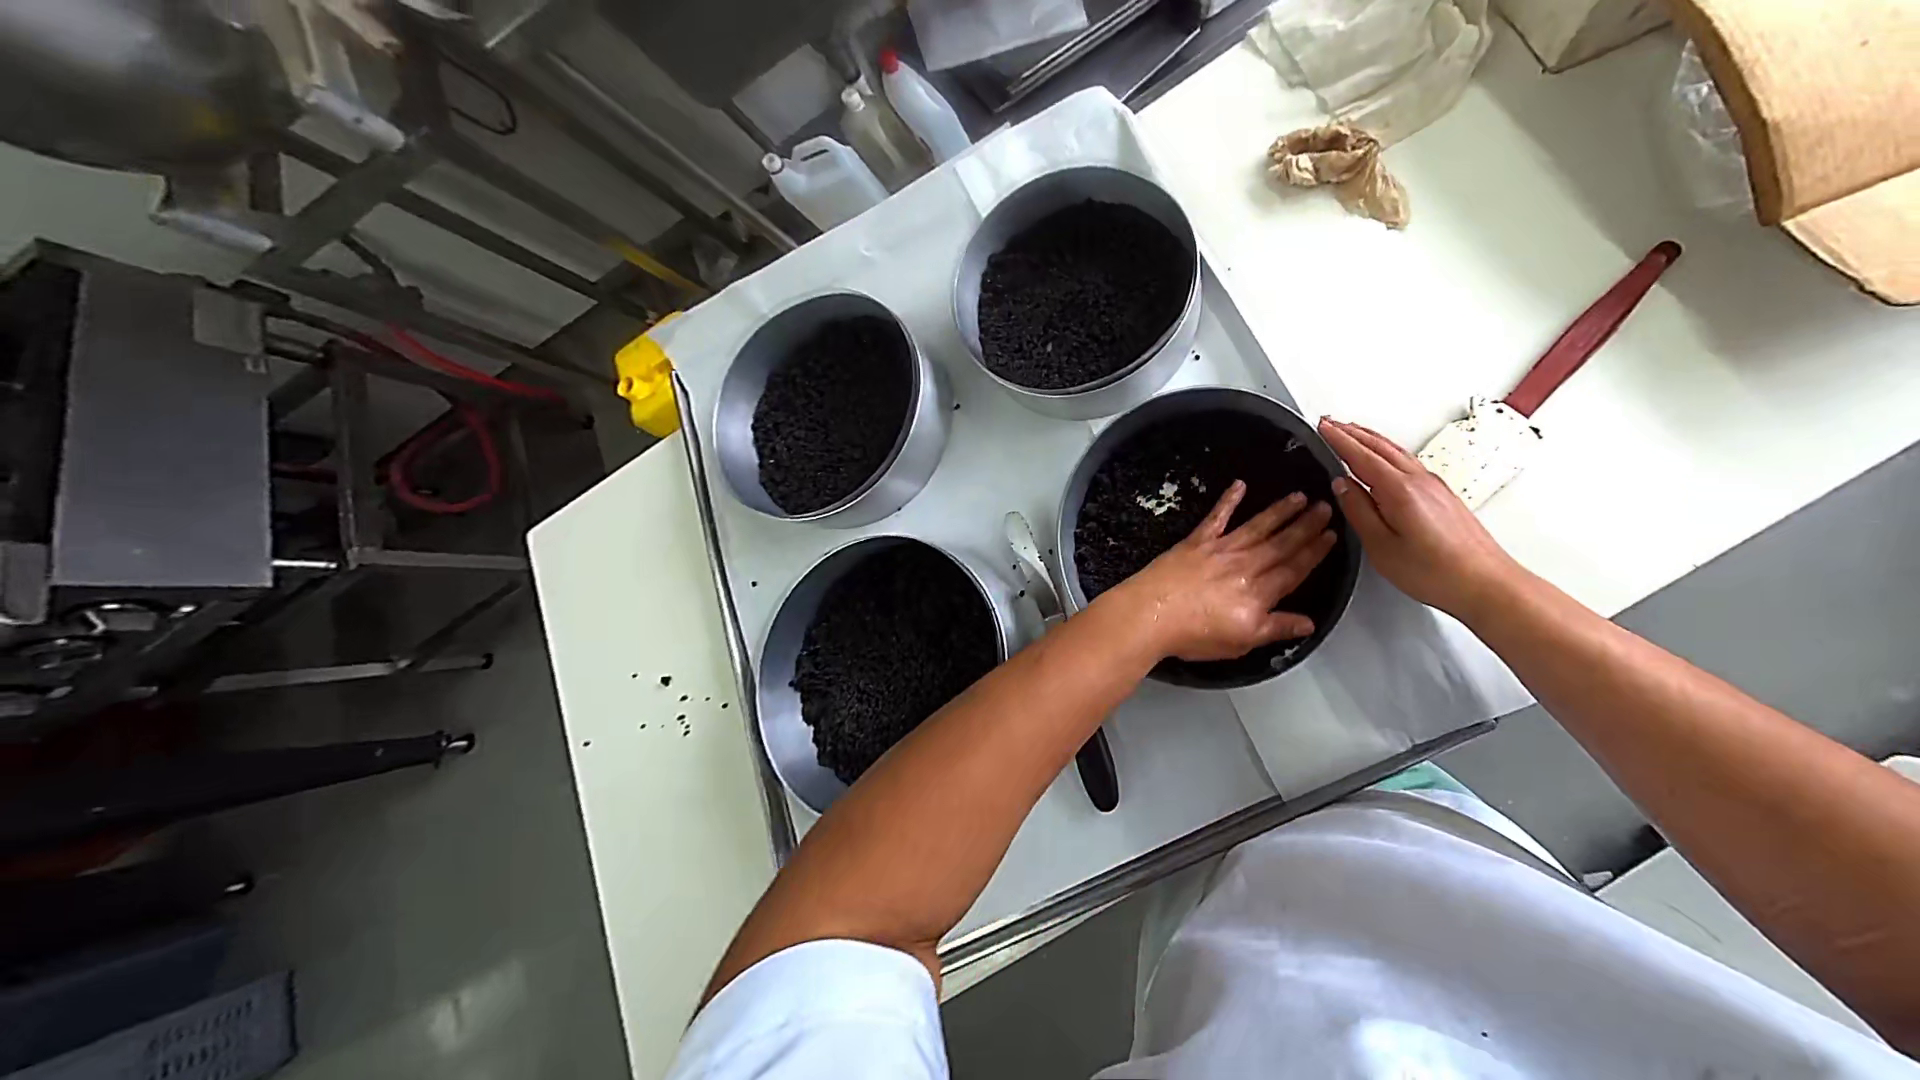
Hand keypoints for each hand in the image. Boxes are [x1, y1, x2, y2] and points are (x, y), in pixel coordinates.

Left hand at [1101, 480, 1338, 662]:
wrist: (1149, 615)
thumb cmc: (1192, 634)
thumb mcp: (1241, 642)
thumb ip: (1275, 629)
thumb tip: (1307, 624)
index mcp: (1258, 593)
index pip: (1295, 569)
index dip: (1315, 552)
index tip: (1331, 536)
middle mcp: (1244, 566)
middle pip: (1282, 543)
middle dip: (1306, 525)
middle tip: (1325, 507)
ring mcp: (1219, 551)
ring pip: (1257, 527)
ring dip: (1279, 511)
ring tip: (1298, 496)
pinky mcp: (1195, 543)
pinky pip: (1216, 517)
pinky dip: (1228, 501)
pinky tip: (1239, 486)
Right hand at [1317, 418, 1527, 620]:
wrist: (1485, 583)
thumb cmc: (1436, 571)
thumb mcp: (1380, 546)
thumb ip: (1358, 511)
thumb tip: (1342, 486)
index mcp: (1399, 490)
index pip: (1360, 455)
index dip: (1338, 439)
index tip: (1322, 426)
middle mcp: (1419, 481)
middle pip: (1380, 446)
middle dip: (1352, 432)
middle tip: (1331, 423)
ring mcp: (1434, 486)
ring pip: (1396, 451)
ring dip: (1370, 438)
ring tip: (1353, 432)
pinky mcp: (1441, 495)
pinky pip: (1408, 462)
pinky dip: (1387, 451)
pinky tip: (1383, 458)